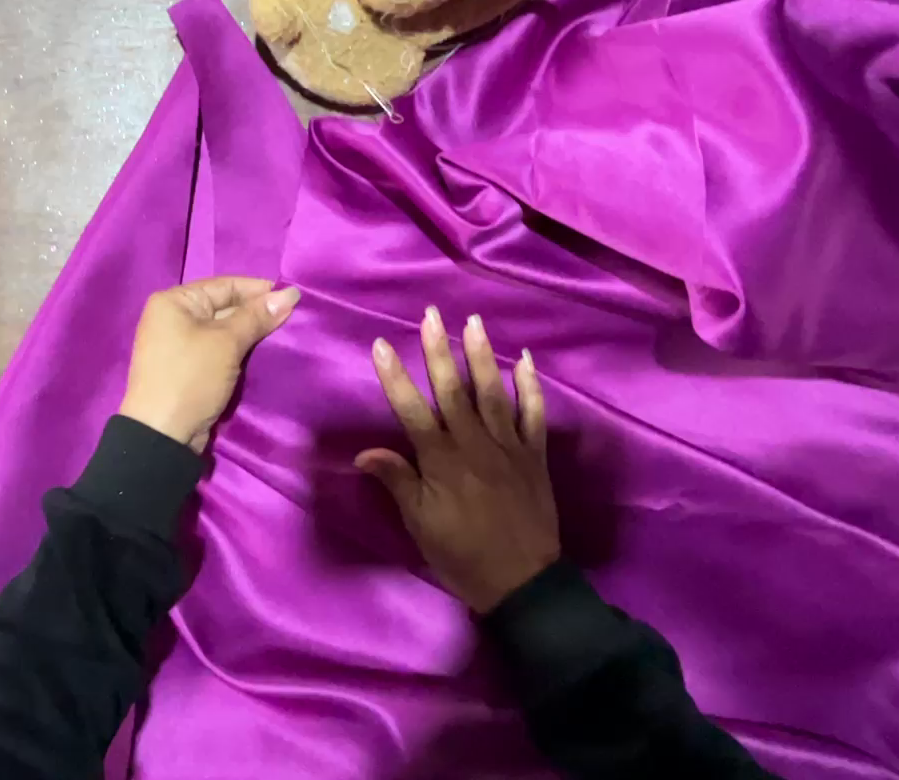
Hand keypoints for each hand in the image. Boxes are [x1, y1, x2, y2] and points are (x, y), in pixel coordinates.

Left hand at [118, 276, 300, 449]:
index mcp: (174, 301)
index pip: (224, 285)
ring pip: (224, 329)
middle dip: (257, 312)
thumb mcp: (226, 343)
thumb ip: (257, 316)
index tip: (293, 296)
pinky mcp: (188, 367)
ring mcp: (179, 343)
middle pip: (224, 306)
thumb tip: (290, 293)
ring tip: (285, 333)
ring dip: (251, 332)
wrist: (163, 435)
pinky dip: (239, 350)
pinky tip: (265, 352)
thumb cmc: (191, 377)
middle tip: (294, 317)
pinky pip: (218, 349)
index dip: (259, 289)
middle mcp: (173, 317)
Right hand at [357, 306, 559, 613]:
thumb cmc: (462, 555)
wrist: (524, 584)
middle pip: (453, 391)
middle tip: (431, 314)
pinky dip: (530, 386)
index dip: (396, 377)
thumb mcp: (420, 525)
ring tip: (473, 322)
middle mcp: (474, 445)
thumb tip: (364, 452)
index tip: (382, 344)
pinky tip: (525, 359)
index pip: (413, 411)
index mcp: (442, 462)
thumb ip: (397, 481)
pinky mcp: (534, 455)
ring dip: (482, 355)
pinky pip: (533, 414)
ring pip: (493, 393)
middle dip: (439, 350)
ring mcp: (508, 447)